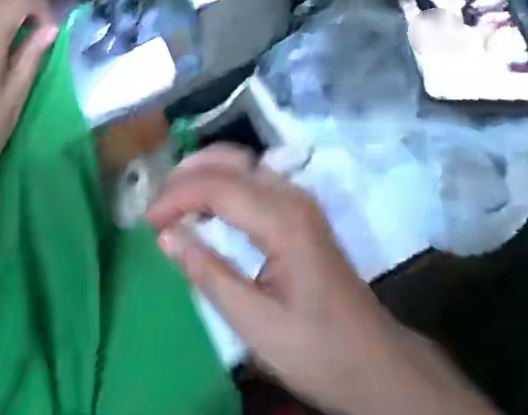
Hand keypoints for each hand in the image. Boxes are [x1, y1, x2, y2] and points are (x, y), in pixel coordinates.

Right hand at [147, 148, 494, 414]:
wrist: (380, 367)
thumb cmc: (319, 350)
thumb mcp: (258, 326)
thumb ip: (209, 275)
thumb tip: (165, 235)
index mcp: (283, 221)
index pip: (217, 186)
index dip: (176, 196)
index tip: (147, 220)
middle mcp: (292, 196)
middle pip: (229, 160)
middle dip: (185, 174)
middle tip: (155, 205)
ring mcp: (299, 198)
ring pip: (241, 160)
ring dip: (201, 171)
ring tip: (171, 200)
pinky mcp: (300, 208)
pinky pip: (252, 175)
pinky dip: (220, 178)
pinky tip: (204, 202)